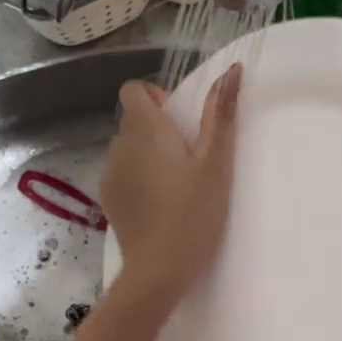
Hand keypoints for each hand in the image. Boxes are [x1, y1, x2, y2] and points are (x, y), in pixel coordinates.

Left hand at [101, 65, 242, 303]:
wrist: (158, 270)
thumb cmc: (193, 215)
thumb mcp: (216, 164)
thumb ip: (221, 116)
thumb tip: (232, 70)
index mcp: (146, 130)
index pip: (133, 90)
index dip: (154, 96)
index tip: (178, 120)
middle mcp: (121, 145)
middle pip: (132, 120)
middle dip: (156, 128)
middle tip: (187, 156)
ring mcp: (111, 174)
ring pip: (126, 148)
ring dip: (146, 155)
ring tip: (174, 183)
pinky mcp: (108, 200)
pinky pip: (121, 174)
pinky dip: (137, 179)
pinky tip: (158, 204)